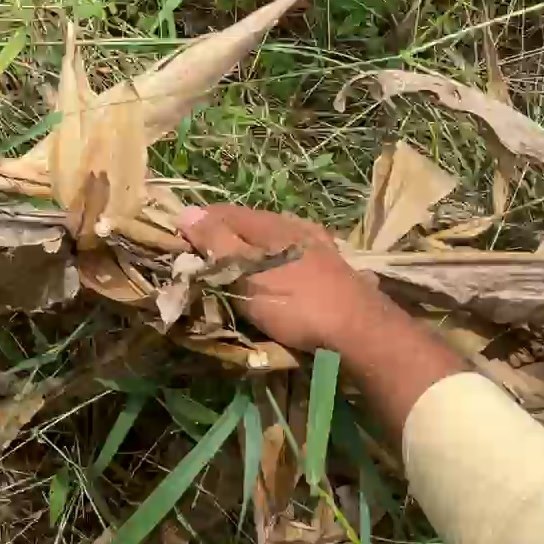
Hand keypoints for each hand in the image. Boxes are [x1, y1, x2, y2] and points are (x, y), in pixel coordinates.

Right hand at [174, 204, 463, 441]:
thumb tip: (185, 211)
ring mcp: (313, 243)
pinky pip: (287, 255)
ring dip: (247, 251)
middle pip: (244, 224)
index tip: (180, 248)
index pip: (219, 212)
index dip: (196, 226)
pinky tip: (273, 276)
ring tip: (234, 273)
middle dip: (221, 238)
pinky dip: (271, 262)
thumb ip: (216, 243)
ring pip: (268, 238)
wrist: (363, 332)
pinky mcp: (329, 265)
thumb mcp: (246, 274)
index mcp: (267, 222)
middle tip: (204, 264)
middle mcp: (290, 224)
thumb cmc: (296, 302)